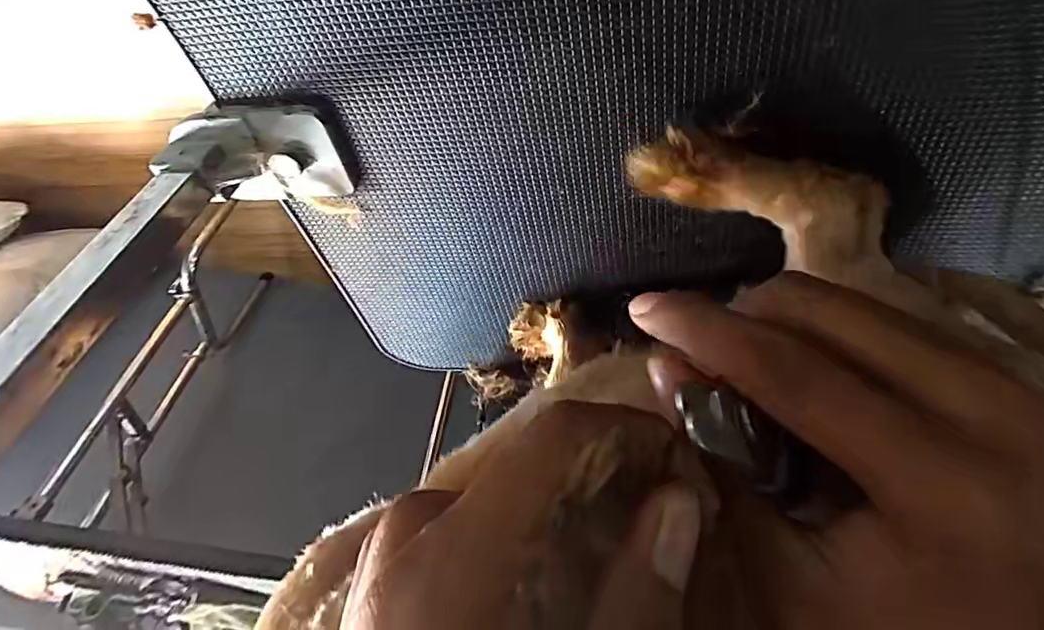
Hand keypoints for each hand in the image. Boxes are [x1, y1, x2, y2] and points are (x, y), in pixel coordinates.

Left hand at [339, 401, 705, 629]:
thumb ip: (638, 601)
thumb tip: (679, 501)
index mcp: (453, 563)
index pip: (553, 438)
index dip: (625, 432)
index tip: (674, 463)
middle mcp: (400, 556)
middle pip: (514, 467)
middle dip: (591, 478)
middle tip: (643, 521)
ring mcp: (370, 591)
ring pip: (475, 506)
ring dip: (540, 514)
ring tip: (588, 558)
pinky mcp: (364, 622)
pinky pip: (435, 549)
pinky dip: (493, 550)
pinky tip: (524, 597)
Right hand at [629, 272, 1043, 629]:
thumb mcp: (793, 587)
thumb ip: (726, 469)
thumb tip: (668, 365)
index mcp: (942, 478)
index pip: (793, 370)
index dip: (706, 331)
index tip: (644, 306)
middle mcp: (988, 403)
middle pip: (826, 310)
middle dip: (743, 314)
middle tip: (696, 346)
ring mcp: (1007, 377)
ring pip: (856, 299)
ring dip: (785, 317)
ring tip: (746, 360)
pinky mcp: (1007, 369)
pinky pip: (891, 316)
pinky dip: (830, 328)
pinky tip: (806, 365)